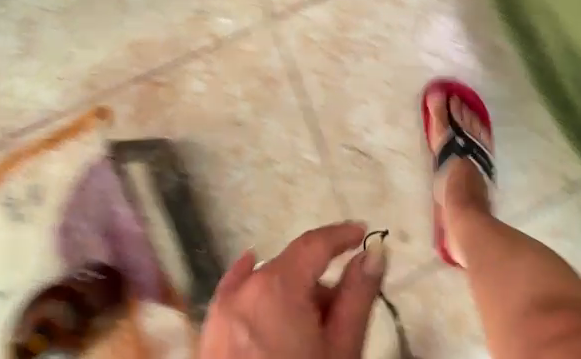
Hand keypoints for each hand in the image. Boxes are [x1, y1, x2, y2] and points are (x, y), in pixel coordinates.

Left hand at [197, 221, 386, 358]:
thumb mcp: (341, 350)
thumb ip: (357, 296)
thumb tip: (373, 254)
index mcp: (278, 286)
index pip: (315, 244)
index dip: (341, 235)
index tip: (363, 234)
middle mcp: (245, 289)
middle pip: (291, 268)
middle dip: (320, 281)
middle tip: (344, 312)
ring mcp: (220, 313)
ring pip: (265, 285)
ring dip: (292, 294)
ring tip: (312, 334)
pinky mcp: (207, 336)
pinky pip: (232, 295)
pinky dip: (250, 285)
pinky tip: (253, 268)